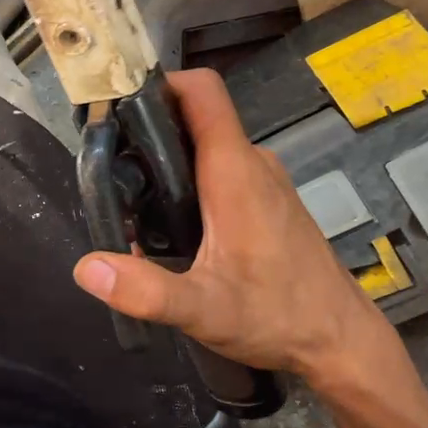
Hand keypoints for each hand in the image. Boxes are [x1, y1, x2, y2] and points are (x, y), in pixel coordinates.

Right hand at [71, 69, 387, 382]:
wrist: (342, 344)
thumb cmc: (278, 318)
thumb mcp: (204, 310)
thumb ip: (147, 291)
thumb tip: (86, 267)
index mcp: (234, 171)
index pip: (200, 91)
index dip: (156, 84)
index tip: (113, 104)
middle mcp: (250, 164)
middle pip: (190, 118)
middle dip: (142, 131)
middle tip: (102, 168)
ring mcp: (260, 182)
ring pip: (200, 146)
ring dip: (160, 161)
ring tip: (125, 200)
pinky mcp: (262, 201)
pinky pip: (214, 170)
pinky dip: (182, 181)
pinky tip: (163, 224)